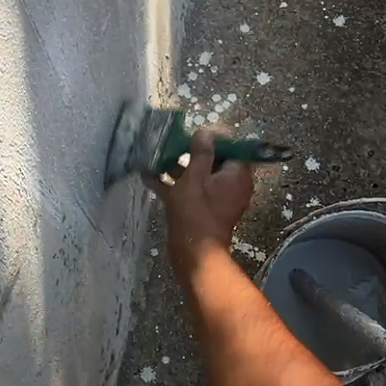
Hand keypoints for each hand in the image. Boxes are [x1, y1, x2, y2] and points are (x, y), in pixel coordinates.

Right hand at [147, 130, 253, 270]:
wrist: (193, 253)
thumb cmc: (196, 211)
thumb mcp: (195, 177)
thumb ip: (201, 153)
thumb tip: (206, 133)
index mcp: (236, 175)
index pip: (231, 149)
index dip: (213, 140)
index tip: (194, 135)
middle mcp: (231, 186)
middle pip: (214, 162)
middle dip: (192, 153)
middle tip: (172, 144)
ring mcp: (217, 200)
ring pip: (200, 177)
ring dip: (180, 168)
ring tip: (157, 158)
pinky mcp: (203, 211)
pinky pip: (191, 192)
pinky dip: (175, 185)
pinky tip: (149, 177)